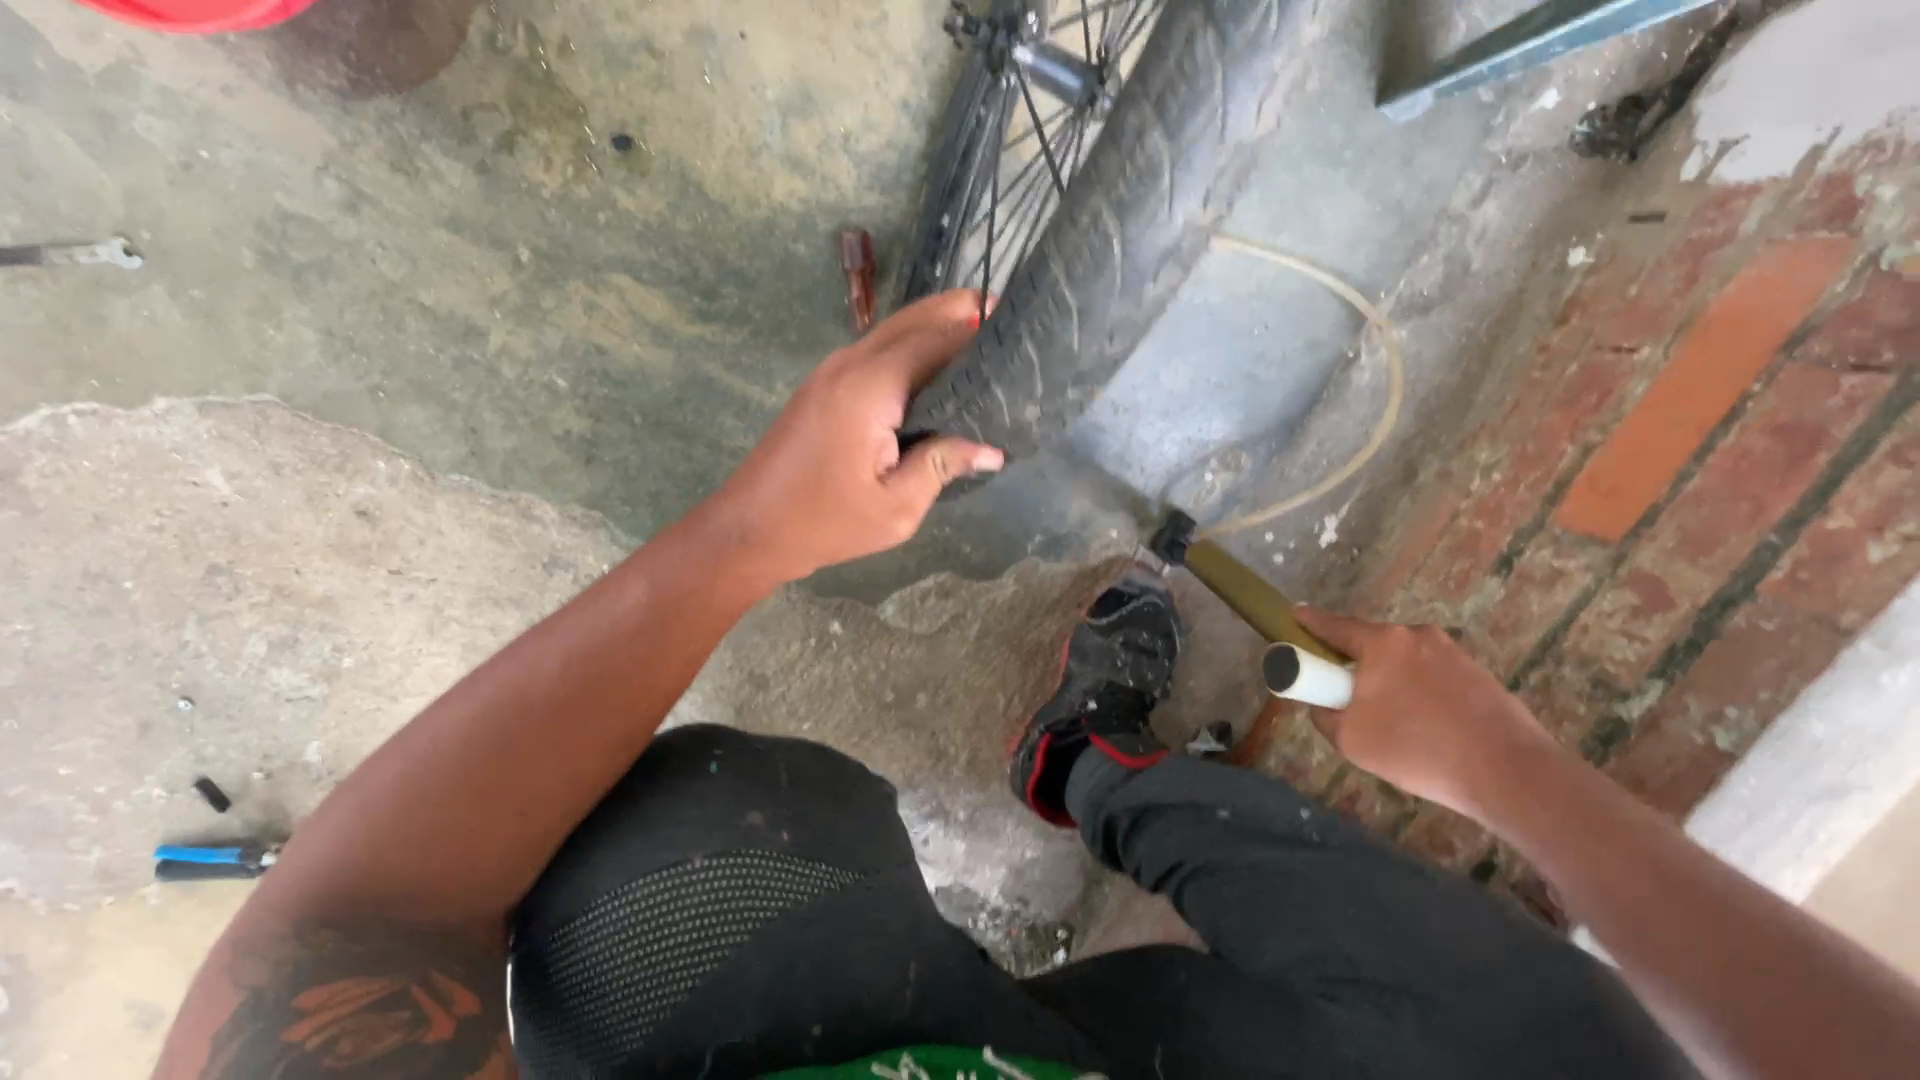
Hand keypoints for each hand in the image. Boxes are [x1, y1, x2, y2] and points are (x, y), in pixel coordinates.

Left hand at [703, 289, 1004, 583]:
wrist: (750, 528)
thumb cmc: (823, 523)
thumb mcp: (896, 507)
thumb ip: (942, 465)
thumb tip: (991, 449)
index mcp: (870, 387)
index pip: (936, 338)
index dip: (978, 330)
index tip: (1020, 331)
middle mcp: (851, 364)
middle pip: (914, 318)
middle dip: (959, 311)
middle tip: (1007, 318)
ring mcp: (833, 370)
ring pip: (893, 329)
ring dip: (935, 325)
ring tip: (983, 336)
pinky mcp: (825, 384)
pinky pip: (878, 350)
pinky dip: (912, 346)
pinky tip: (938, 368)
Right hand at [1291, 609, 1564, 816]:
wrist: (1508, 772)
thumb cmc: (1417, 749)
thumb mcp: (1349, 739)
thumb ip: (1324, 714)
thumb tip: (1325, 704)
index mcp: (1382, 642)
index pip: (1332, 625)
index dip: (1308, 624)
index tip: (1292, 618)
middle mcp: (1417, 636)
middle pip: (1370, 644)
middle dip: (1354, 666)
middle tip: (1346, 701)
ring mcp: (1453, 653)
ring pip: (1403, 663)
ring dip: (1390, 684)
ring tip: (1393, 727)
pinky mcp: (1479, 675)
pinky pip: (1432, 679)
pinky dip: (1419, 697)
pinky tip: (1426, 731)